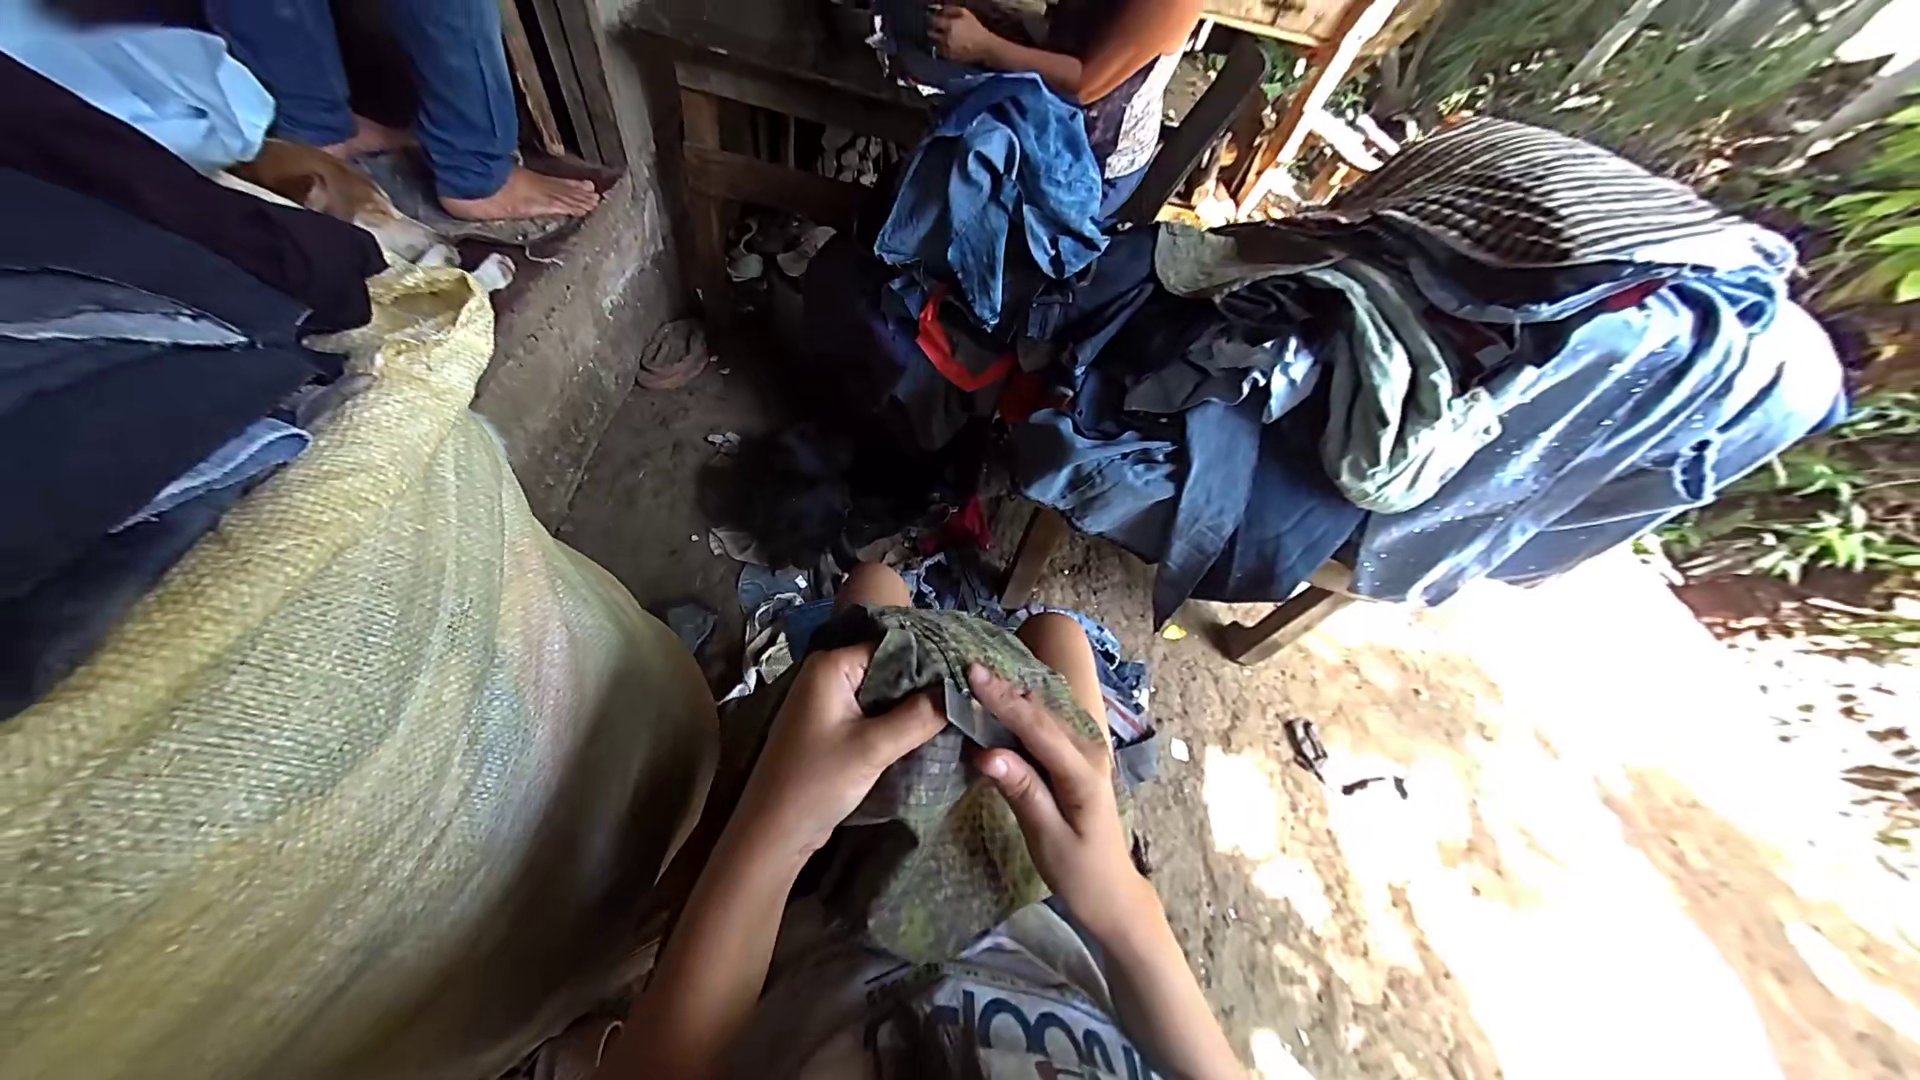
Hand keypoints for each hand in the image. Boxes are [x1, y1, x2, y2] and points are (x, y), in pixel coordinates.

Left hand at [730, 645, 946, 863]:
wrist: (773, 834)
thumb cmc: (816, 782)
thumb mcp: (873, 748)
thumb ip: (918, 717)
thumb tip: (960, 693)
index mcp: (831, 666)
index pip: (892, 647)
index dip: (928, 660)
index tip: (965, 673)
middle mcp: (828, 675)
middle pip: (888, 668)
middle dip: (923, 683)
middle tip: (965, 693)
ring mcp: (829, 701)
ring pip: (883, 692)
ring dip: (912, 704)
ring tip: (954, 708)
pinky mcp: (833, 725)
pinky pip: (872, 712)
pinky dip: (896, 719)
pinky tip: (926, 727)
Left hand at [929, 5, 1000, 64]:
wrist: (983, 47)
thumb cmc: (975, 28)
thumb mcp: (965, 13)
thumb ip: (951, 10)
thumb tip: (939, 8)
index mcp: (949, 25)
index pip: (933, 20)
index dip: (930, 18)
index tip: (931, 17)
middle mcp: (946, 38)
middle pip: (931, 33)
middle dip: (931, 30)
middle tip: (933, 28)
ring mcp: (947, 49)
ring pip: (934, 44)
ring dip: (933, 40)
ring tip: (935, 37)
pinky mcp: (949, 58)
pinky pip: (939, 53)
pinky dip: (938, 49)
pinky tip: (941, 46)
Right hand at [967, 665, 1158, 940]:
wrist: (1113, 891)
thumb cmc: (1079, 872)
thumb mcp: (1047, 838)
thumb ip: (1021, 790)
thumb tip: (986, 752)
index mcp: (1082, 773)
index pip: (1036, 727)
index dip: (1003, 700)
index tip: (972, 675)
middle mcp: (1088, 751)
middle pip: (1040, 713)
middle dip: (1003, 690)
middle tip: (967, 669)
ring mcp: (1085, 751)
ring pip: (1042, 714)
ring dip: (1010, 696)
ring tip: (977, 678)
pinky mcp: (1075, 756)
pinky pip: (1044, 725)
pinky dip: (1019, 711)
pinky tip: (1000, 702)